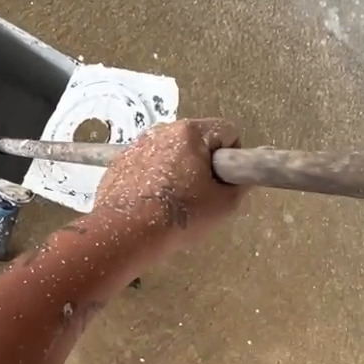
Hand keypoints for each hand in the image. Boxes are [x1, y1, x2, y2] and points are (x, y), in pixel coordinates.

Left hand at [90, 118, 245, 250]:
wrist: (126, 233)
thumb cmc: (180, 216)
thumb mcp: (225, 204)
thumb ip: (242, 182)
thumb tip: (243, 172)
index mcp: (190, 132)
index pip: (227, 132)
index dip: (231, 159)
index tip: (222, 183)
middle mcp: (162, 130)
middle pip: (196, 141)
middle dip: (202, 164)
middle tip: (199, 195)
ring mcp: (137, 144)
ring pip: (170, 153)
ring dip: (177, 170)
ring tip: (173, 202)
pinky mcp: (119, 162)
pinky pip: (147, 164)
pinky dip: (153, 178)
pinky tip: (151, 203)